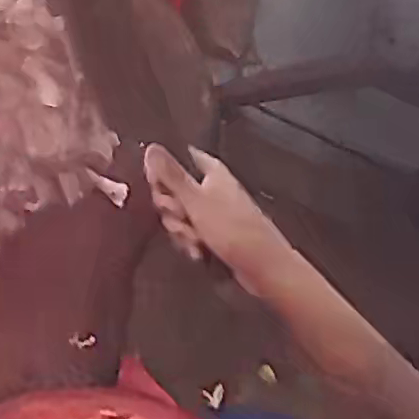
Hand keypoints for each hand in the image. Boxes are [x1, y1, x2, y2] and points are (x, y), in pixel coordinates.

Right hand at [144, 143, 289, 278]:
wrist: (267, 272)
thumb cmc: (234, 229)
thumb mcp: (195, 199)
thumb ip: (170, 174)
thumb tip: (151, 146)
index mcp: (210, 170)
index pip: (175, 158)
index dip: (161, 172)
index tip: (158, 187)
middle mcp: (211, 186)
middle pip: (173, 189)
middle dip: (171, 209)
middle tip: (180, 217)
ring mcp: (213, 211)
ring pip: (180, 213)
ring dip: (180, 229)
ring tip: (194, 240)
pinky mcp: (215, 233)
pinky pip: (190, 231)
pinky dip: (190, 242)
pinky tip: (197, 251)